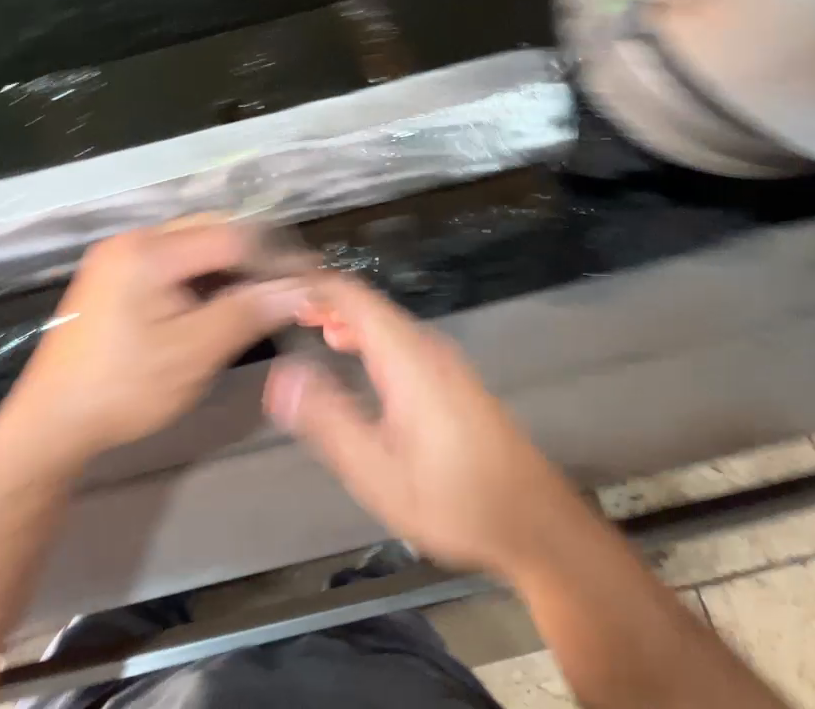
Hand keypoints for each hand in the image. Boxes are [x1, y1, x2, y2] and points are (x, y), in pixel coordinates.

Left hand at [0, 221, 309, 473]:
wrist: (53, 420)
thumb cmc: (123, 388)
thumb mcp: (193, 353)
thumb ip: (247, 313)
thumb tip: (300, 289)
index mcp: (147, 251)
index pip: (231, 235)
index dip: (274, 257)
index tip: (308, 283)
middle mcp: (131, 241)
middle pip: (209, 234)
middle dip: (251, 261)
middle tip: (288, 294)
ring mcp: (117, 259)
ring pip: (189, 250)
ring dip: (226, 272)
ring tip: (261, 304)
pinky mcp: (112, 280)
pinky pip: (168, 266)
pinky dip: (198, 283)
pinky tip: (219, 308)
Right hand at [263, 274, 585, 576]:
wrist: (541, 530)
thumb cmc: (456, 502)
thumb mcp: (377, 472)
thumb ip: (327, 420)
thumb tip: (281, 377)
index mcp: (408, 360)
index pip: (352, 296)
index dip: (310, 283)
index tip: (273, 284)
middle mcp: (430, 350)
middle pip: (369, 305)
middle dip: (322, 299)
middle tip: (279, 307)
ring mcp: (448, 365)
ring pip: (385, 323)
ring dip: (343, 318)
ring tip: (306, 325)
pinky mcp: (456, 383)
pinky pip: (400, 340)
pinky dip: (365, 336)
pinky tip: (351, 356)